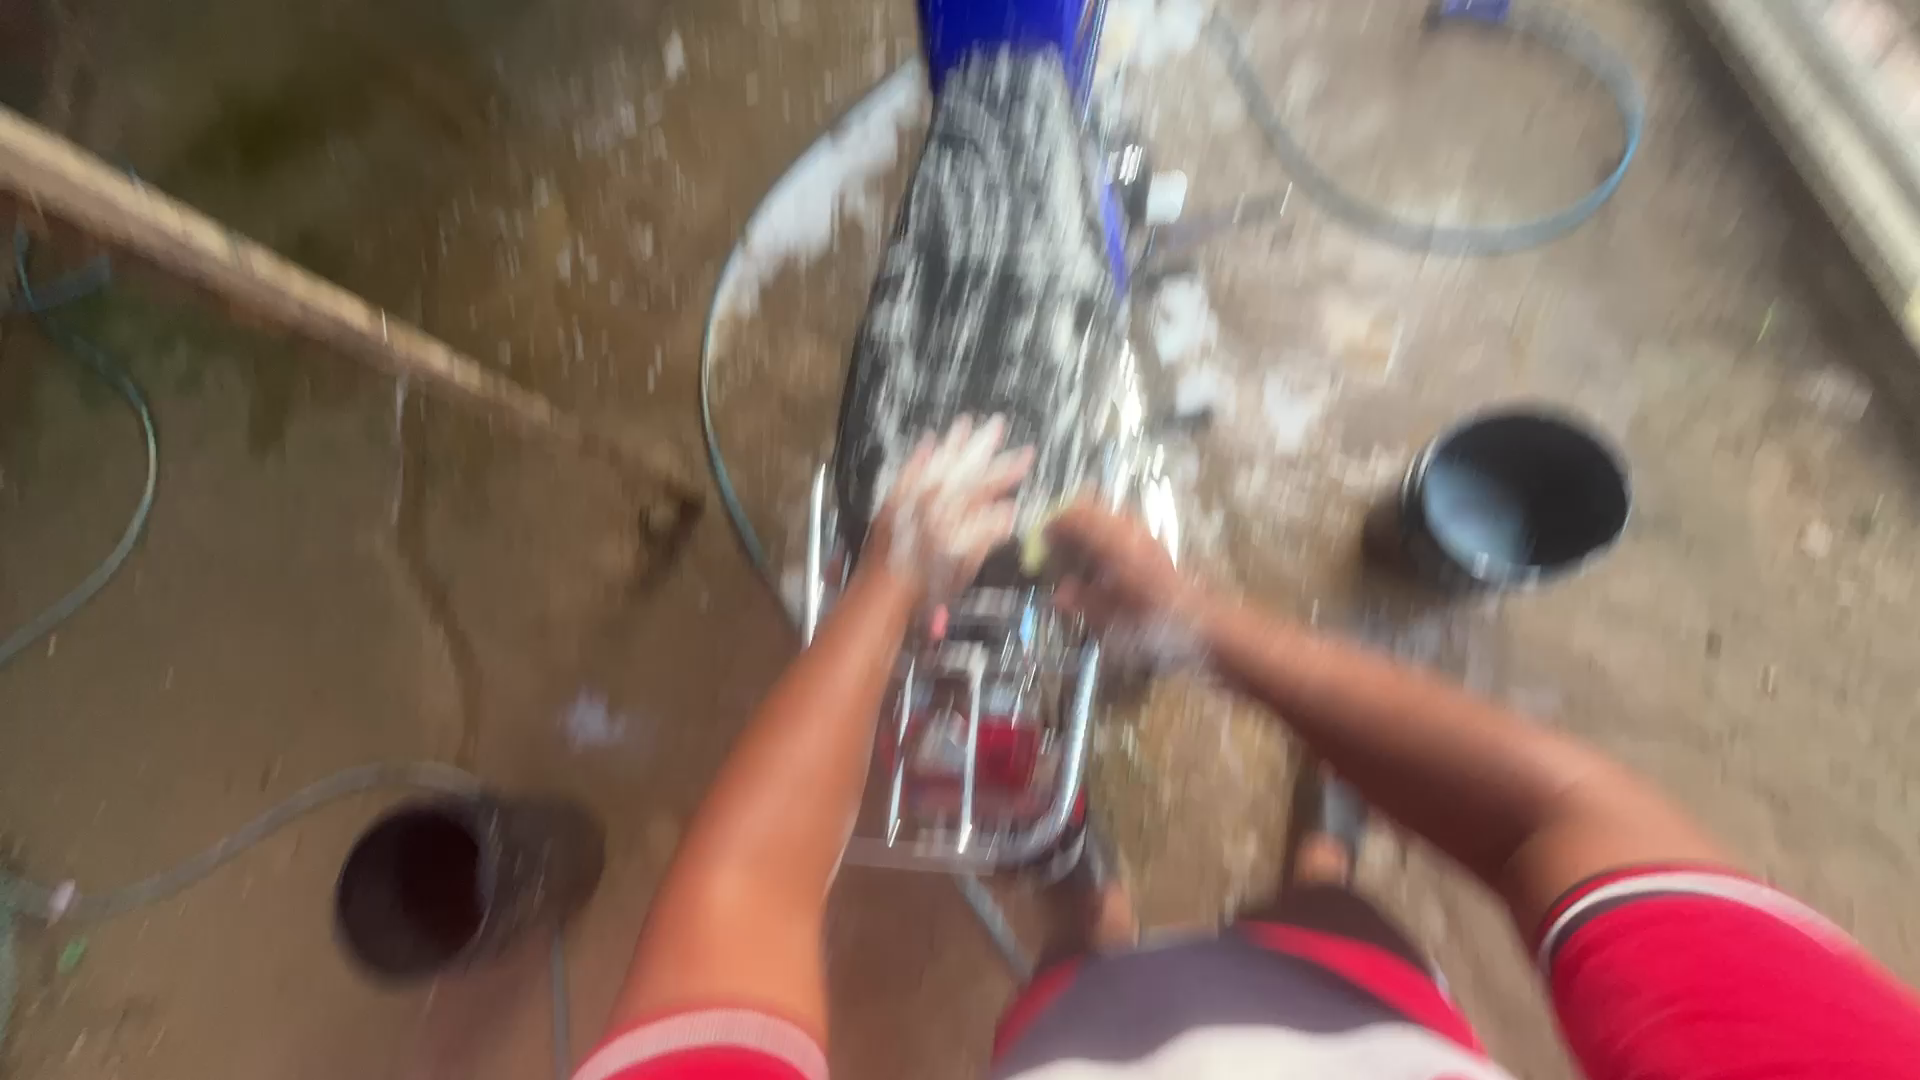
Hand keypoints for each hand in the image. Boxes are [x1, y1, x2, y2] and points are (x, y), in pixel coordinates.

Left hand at [866, 415, 1033, 603]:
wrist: (882, 592)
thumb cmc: (929, 585)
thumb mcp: (964, 566)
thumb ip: (986, 536)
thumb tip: (1008, 512)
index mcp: (958, 515)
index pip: (989, 485)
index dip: (1009, 470)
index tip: (1027, 455)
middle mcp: (936, 500)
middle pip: (964, 467)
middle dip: (983, 445)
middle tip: (998, 423)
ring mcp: (912, 497)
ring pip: (937, 463)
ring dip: (953, 443)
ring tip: (966, 423)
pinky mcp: (893, 501)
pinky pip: (908, 472)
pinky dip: (919, 457)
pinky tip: (928, 442)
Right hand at [1045, 502, 1199, 630]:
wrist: (1202, 624)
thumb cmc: (1150, 623)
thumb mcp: (1107, 620)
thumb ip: (1080, 602)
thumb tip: (1059, 594)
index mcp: (1112, 546)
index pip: (1075, 517)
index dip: (1055, 525)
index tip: (1042, 539)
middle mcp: (1128, 532)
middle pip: (1092, 506)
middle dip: (1071, 518)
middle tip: (1057, 539)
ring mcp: (1145, 535)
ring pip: (1110, 513)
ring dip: (1090, 523)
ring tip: (1078, 548)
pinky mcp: (1157, 544)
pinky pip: (1125, 525)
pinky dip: (1108, 532)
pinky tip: (1105, 558)